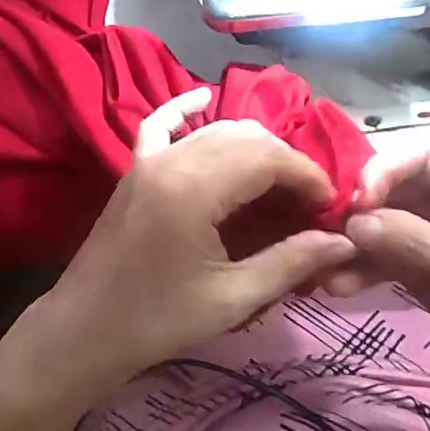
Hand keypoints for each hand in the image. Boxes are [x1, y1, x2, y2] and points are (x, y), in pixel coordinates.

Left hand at [13, 89, 357, 412]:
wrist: (85, 329)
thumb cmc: (158, 321)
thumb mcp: (232, 298)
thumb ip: (291, 262)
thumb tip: (344, 240)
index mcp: (194, 188)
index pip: (269, 157)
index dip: (308, 176)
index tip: (329, 207)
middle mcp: (172, 160)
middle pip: (247, 137)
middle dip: (286, 163)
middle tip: (306, 205)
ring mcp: (148, 159)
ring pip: (215, 130)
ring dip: (253, 148)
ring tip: (277, 187)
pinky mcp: (134, 169)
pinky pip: (162, 124)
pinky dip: (187, 111)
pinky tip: (205, 100)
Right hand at [325, 149, 429, 394]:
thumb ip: (416, 242)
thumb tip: (353, 221)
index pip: (424, 160)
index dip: (385, 171)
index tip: (356, 200)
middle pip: (395, 191)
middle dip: (361, 211)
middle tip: (328, 233)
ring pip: (382, 227)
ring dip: (353, 246)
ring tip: (326, 266)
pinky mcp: (422, 271)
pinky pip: (383, 260)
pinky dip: (360, 270)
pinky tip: (337, 285)